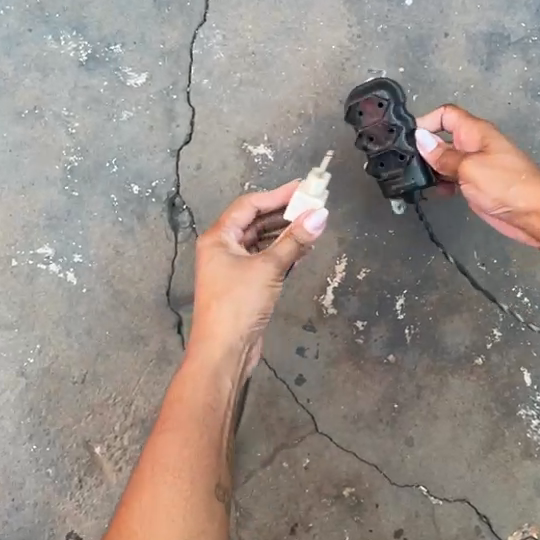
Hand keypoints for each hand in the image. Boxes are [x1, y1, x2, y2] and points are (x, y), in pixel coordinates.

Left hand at [187, 181, 327, 377]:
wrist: (223, 351)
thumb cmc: (238, 304)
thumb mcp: (269, 268)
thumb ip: (295, 241)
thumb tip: (320, 215)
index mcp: (219, 237)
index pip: (249, 205)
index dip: (277, 195)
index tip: (304, 188)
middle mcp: (223, 248)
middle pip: (256, 222)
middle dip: (284, 214)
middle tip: (313, 205)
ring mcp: (233, 267)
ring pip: (262, 242)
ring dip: (286, 234)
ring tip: (313, 226)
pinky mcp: (244, 285)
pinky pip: (265, 260)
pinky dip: (283, 253)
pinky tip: (303, 250)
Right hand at [414, 104, 539, 249]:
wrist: (536, 215)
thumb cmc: (506, 185)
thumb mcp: (470, 167)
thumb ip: (444, 155)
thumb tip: (420, 138)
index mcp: (475, 132)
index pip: (446, 115)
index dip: (426, 122)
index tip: (408, 140)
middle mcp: (474, 145)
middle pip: (443, 137)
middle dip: (424, 148)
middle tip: (404, 163)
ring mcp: (475, 166)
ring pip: (446, 160)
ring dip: (431, 168)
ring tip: (415, 180)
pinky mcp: (476, 185)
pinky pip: (453, 178)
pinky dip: (442, 183)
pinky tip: (435, 192)